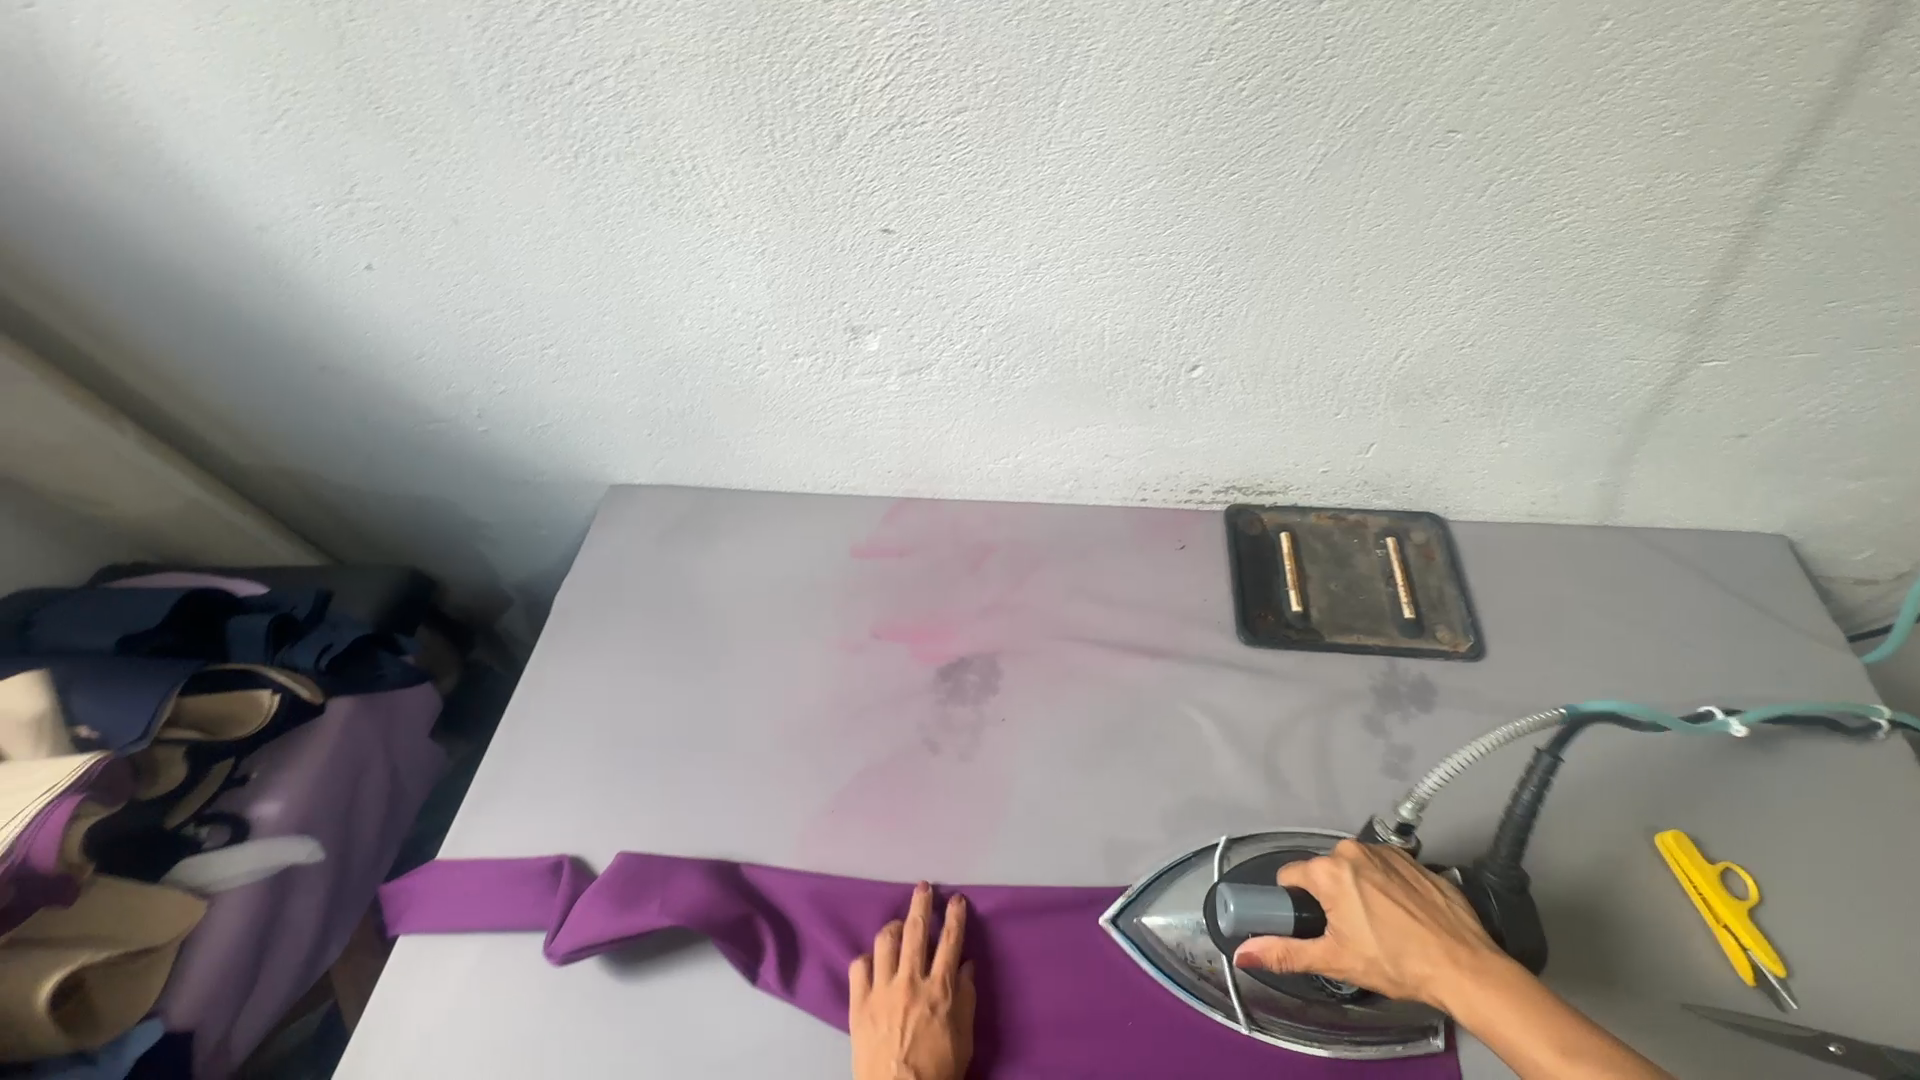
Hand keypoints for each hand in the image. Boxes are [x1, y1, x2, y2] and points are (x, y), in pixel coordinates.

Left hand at [849, 882, 975, 1079]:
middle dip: (921, 903)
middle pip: (915, 929)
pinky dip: (867, 959)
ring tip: (898, 924)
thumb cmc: (939, 1070)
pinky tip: (873, 960)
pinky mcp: (859, 1003)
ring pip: (884, 941)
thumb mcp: (964, 1037)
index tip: (956, 899)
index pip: (950, 940)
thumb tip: (966, 967)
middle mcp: (911, 980)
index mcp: (940, 988)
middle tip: (923, 887)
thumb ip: (966, 999)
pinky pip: (859, 967)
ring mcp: (882, 989)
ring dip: (893, 926)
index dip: (954, 916)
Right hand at [1231, 839, 1504, 1008]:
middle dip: (1330, 897)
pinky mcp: (1414, 860)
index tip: (1315, 925)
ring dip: (1359, 889)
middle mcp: (1353, 850)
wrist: (1466, 967)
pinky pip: (1385, 868)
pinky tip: (1402, 915)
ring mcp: (1387, 852)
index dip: (1296, 903)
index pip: (1290, 876)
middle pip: (1324, 871)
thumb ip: (1285, 952)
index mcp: (1328, 871)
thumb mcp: (1335, 961)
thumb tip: (1243, 954)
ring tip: (1380, 924)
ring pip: (1355, 868)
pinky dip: (1386, 886)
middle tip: (1350, 931)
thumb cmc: (1398, 963)